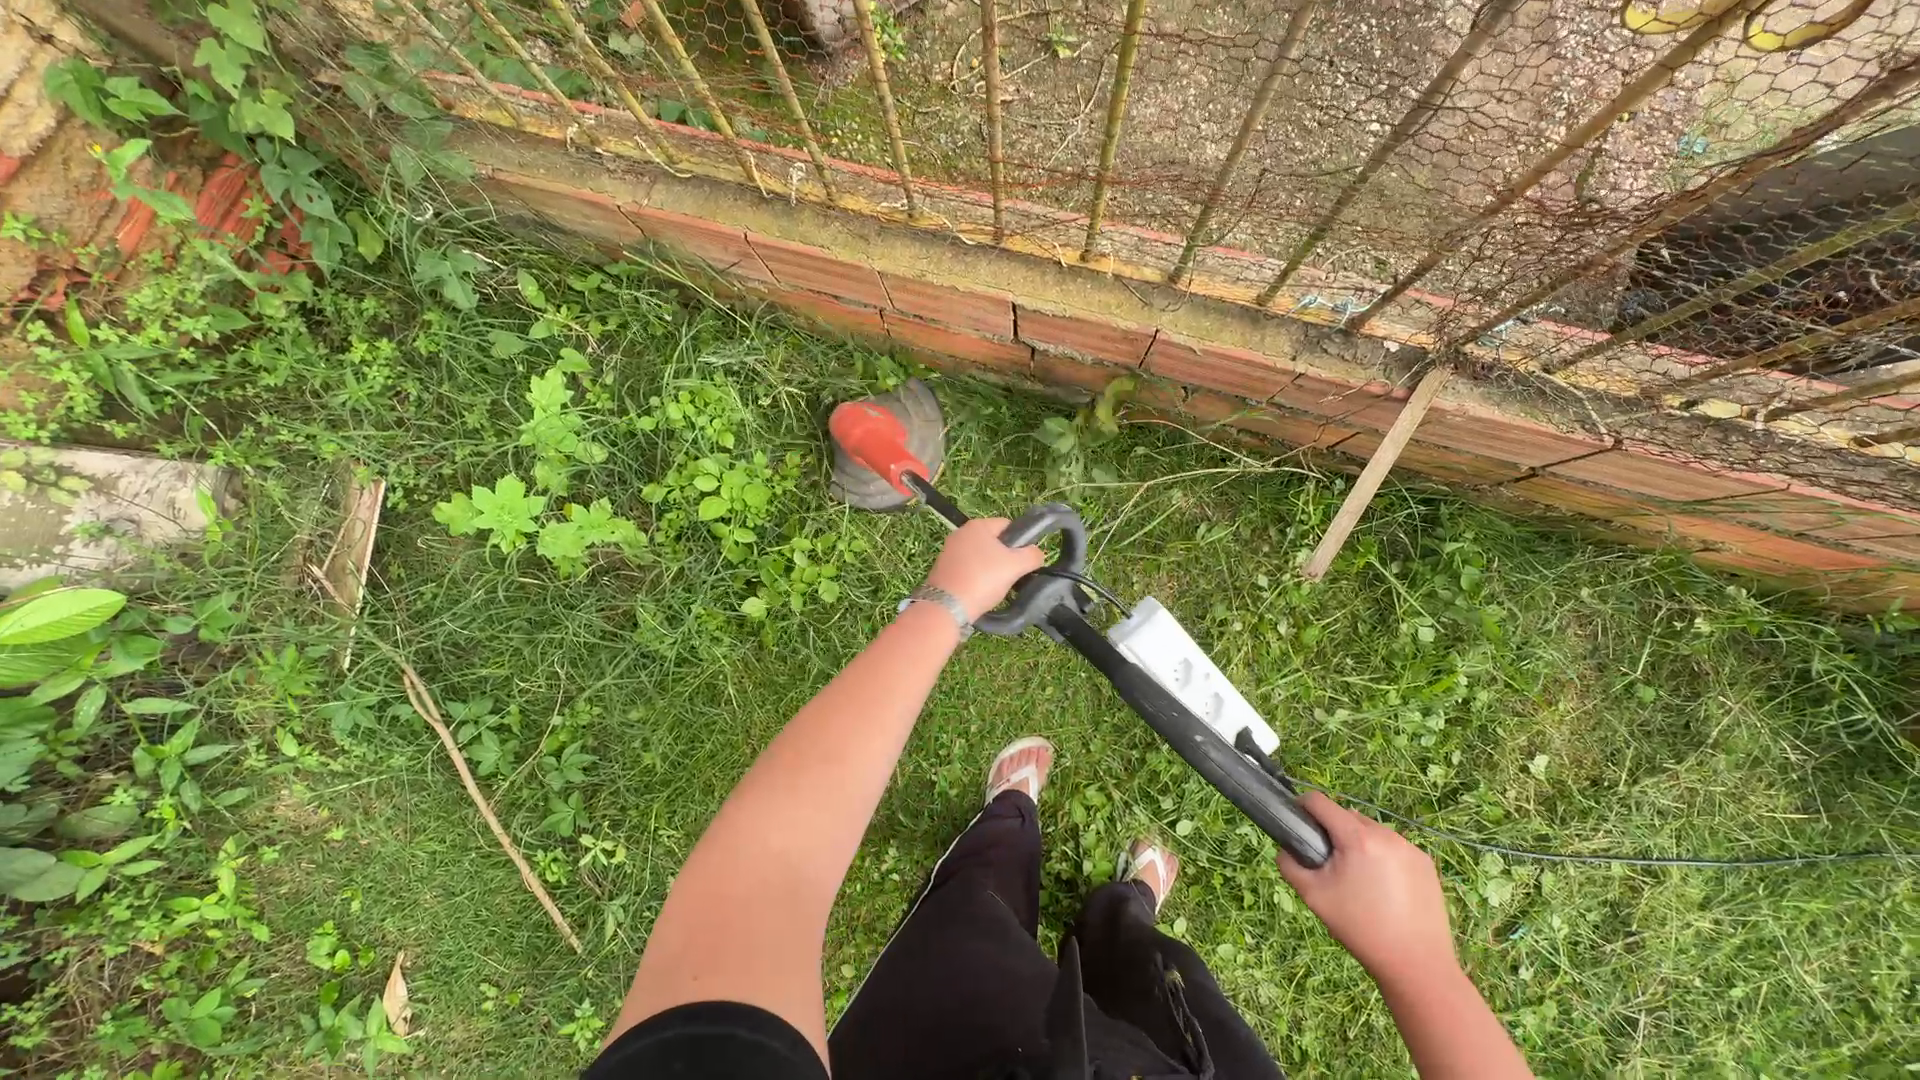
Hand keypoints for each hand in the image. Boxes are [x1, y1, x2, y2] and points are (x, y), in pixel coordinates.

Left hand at [924, 517, 1046, 620]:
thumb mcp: (1016, 566)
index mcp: (977, 525)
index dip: (1021, 541)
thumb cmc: (983, 579)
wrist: (947, 606)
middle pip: (993, 542)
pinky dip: (975, 578)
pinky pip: (967, 569)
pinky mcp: (942, 569)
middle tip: (1012, 575)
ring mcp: (948, 551)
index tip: (1024, 560)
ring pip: (980, 557)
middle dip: (1005, 557)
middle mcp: (960, 533)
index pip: (1008, 525)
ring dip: (990, 569)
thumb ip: (1033, 555)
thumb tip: (1036, 553)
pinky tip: (979, 592)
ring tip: (996, 587)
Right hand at [1277, 792, 1458, 988]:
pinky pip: (1393, 847)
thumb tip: (1286, 848)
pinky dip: (1381, 856)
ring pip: (1371, 831)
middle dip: (1332, 831)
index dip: (1302, 807)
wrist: (1416, 964)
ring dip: (1358, 842)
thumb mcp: (1313, 896)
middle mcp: (1386, 834)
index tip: (1297, 824)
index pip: (1320, 802)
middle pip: (1347, 816)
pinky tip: (1382, 887)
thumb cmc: (1359, 928)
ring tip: (1357, 879)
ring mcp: (1410, 848)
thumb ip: (1289, 864)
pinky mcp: (1426, 863)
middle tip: (1329, 865)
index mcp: (1357, 838)